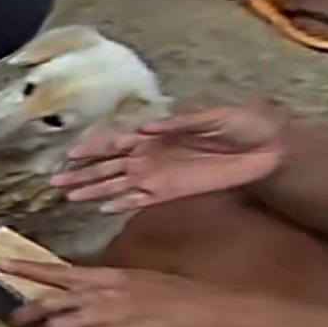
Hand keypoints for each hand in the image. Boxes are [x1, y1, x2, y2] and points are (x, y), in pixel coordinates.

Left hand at [0, 260, 256, 326]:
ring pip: (56, 326)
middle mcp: (97, 292)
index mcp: (102, 276)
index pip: (55, 271)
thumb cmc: (172, 293)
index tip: (1, 265)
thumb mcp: (133, 279)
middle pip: (46, 303)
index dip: (25, 269)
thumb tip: (80, 293)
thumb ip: (103, 286)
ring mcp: (103, 314)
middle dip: (24, 314)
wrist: (202, 309)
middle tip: (13, 323)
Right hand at [51, 105, 285, 212]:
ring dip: (93, 191)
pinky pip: (138, 201)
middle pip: (106, 167)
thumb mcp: (218, 116)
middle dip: (81, 173)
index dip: (93, 147)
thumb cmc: (247, 126)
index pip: (116, 142)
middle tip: (55, 181)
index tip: (72, 154)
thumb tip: (145, 128)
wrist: (272, 151)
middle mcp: (148, 157)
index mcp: (155, 136)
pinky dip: (122, 205)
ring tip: (70, 197)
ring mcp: (155, 177)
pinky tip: (104, 210)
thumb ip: (181, 122)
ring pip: (115, 185)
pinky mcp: (168, 193)